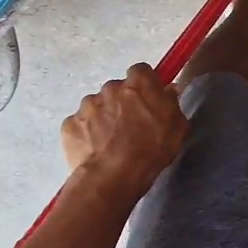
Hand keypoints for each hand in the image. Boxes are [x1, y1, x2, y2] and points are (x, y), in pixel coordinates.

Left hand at [60, 64, 186, 200]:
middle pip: (117, 89)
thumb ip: (171, 102)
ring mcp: (86, 106)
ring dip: (103, 116)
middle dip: (122, 101)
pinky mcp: (69, 125)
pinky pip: (80, 123)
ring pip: (97, 105)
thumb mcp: (178, 126)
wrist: (113, 176)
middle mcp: (110, 88)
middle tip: (130, 124)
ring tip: (110, 140)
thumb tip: (166, 91)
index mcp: (138, 83)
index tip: (148, 99)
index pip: (141, 71)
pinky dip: (87, 132)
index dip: (145, 84)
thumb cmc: (152, 149)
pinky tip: (95, 148)